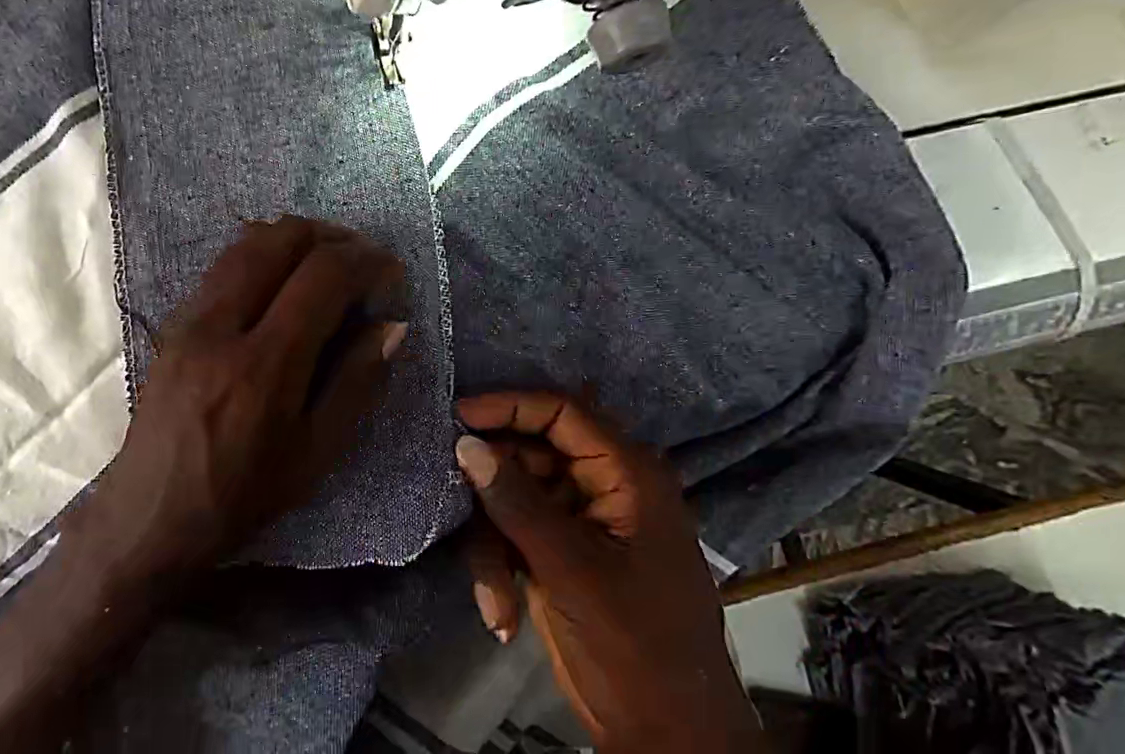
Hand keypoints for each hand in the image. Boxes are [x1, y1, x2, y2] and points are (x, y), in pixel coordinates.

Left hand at [78, 216, 407, 572]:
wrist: (148, 520)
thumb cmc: (242, 496)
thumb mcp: (317, 453)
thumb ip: (358, 381)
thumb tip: (391, 324)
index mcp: (263, 366)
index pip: (323, 276)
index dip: (367, 262)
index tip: (391, 273)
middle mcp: (221, 326)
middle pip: (281, 238)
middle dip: (333, 236)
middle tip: (362, 259)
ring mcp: (189, 319)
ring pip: (247, 243)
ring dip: (297, 238)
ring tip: (329, 260)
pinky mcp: (173, 323)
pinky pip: (224, 264)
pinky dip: (265, 253)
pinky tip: (285, 280)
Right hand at [455, 391, 764, 753]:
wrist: (668, 736)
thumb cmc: (635, 645)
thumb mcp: (571, 570)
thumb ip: (517, 502)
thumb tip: (466, 443)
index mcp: (627, 472)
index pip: (563, 412)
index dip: (510, 404)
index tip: (458, 415)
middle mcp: (605, 485)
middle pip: (531, 456)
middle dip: (495, 492)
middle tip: (456, 506)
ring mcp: (583, 520)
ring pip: (517, 499)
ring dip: (495, 547)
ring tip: (494, 599)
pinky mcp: (564, 552)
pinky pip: (518, 535)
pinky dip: (503, 568)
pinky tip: (501, 615)